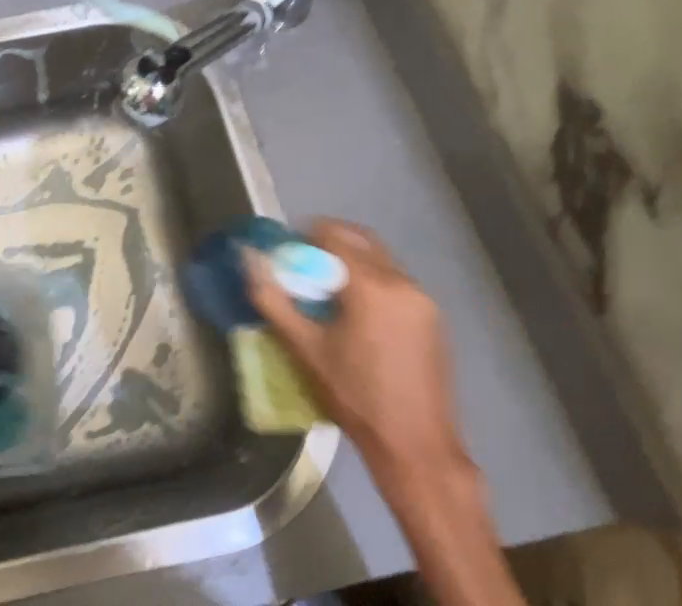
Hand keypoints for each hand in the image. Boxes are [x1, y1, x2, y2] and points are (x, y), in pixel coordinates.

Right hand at [243, 219, 466, 479]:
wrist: (415, 444)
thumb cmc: (354, 396)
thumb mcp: (305, 348)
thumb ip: (273, 299)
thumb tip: (249, 259)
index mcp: (371, 286)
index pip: (332, 236)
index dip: (304, 239)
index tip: (286, 258)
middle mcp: (402, 282)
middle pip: (360, 239)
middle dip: (328, 244)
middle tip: (302, 269)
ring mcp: (423, 300)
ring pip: (380, 259)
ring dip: (351, 262)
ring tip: (325, 294)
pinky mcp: (432, 317)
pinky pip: (395, 281)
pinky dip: (370, 280)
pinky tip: (354, 314)